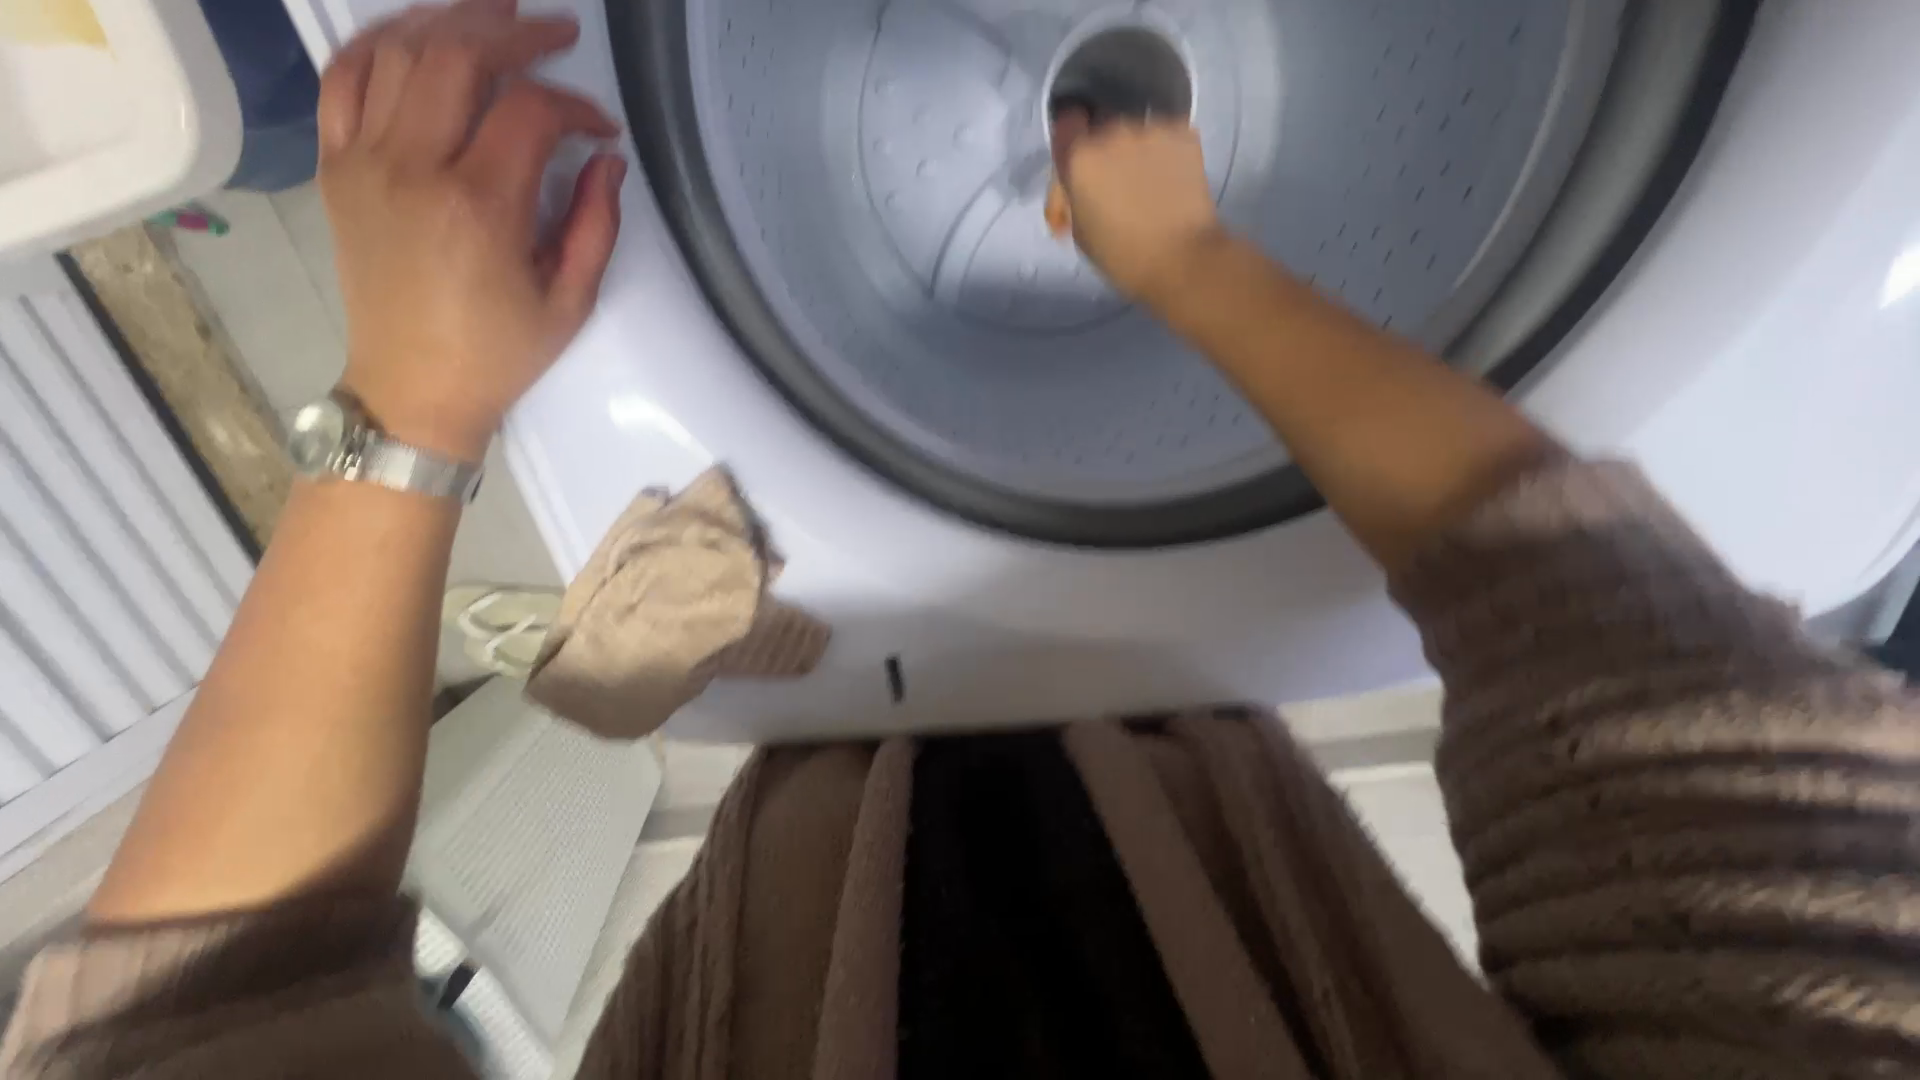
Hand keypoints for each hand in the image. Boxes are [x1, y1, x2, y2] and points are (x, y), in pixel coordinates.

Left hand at [317, 0, 625, 460]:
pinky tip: (420, 34)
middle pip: (459, 56)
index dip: (575, 107)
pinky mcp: (337, 166)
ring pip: (400, 50)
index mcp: (480, 207)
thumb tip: (606, 161)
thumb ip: (594, 225)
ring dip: (452, 19)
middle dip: (515, 31)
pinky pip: (346, 77)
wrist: (413, 388)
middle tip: (557, 31)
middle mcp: (414, 167)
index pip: (529, 113)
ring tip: (495, 9)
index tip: (603, 130)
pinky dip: (382, 42)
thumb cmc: (501, 354)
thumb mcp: (570, 301)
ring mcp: (364, 160)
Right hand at [1045, 109, 1224, 308]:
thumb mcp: (1080, 230)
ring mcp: (1151, 128)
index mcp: (1080, 157)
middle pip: (1102, 128)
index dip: (1071, 142)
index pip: (1066, 123)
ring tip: (1145, 184)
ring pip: (1136, 132)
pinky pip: (1165, 136)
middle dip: (1104, 152)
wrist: (1183, 258)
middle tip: (1113, 185)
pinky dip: (1164, 153)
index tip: (1079, 164)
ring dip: (1135, 152)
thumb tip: (1080, 183)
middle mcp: (1113, 131)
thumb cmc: (1122, 256)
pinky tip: (1169, 178)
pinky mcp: (1184, 132)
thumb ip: (1075, 194)